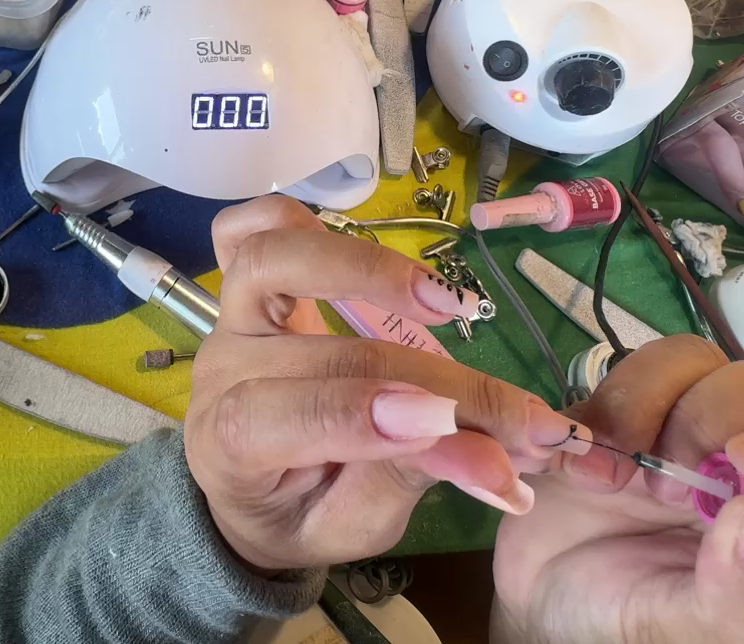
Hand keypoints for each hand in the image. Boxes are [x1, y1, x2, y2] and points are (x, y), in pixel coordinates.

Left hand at [183, 195, 588, 571]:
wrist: (245, 481)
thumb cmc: (299, 508)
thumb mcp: (351, 524)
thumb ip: (408, 480)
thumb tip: (497, 460)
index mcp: (229, 444)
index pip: (287, 415)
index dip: (364, 414)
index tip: (451, 425)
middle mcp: (223, 369)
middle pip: (324, 352)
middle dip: (434, 380)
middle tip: (519, 414)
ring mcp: (228, 316)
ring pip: (272, 260)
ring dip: (366, 270)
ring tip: (444, 303)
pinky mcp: (237, 282)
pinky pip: (241, 228)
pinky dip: (294, 218)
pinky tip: (352, 235)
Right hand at [491, 336, 743, 643]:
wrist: (535, 593)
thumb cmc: (629, 629)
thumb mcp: (698, 641)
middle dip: (740, 419)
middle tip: (681, 475)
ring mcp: (704, 431)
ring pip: (721, 363)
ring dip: (672, 408)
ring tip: (638, 478)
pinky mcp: (640, 403)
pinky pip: (648, 362)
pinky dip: (623, 397)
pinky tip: (602, 450)